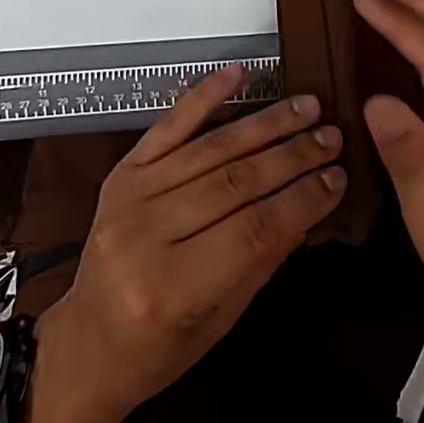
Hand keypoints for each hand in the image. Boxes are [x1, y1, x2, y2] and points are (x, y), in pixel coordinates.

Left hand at [26, 66, 346, 422]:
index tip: (337, 177)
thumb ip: (264, 258)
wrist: (86, 345)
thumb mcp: (220, 320)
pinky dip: (205, 95)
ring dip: (265, 123)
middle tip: (330, 137)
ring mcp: (129, 197)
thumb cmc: (155, 348)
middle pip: (235, 182)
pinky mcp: (121, 172)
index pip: (254, 230)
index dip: (303, 199)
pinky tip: (236, 74)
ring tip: (305, 107)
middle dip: (292, 155)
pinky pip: (168, 125)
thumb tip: (312, 202)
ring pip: (211, 149)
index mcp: (171, 288)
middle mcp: (145, 235)